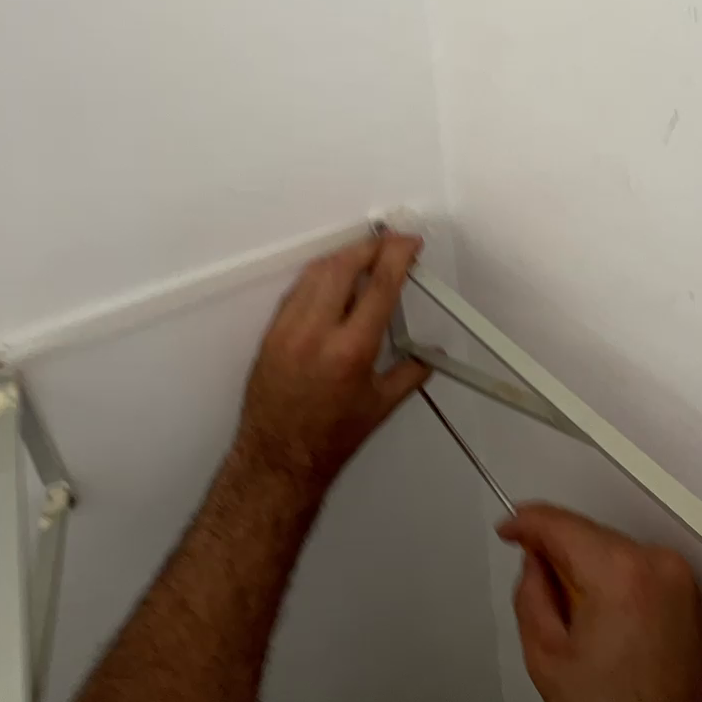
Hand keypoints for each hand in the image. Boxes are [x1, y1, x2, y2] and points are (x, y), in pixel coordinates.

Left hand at [233, 231, 430, 487]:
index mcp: (352, 350)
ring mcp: (289, 329)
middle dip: (371, 246)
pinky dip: (319, 274)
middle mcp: (318, 333)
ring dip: (344, 255)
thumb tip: (429, 355)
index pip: (380, 285)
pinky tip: (333, 276)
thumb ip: (410, 373)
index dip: (398, 255)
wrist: (279, 459)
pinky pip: (297, 288)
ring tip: (365, 253)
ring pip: (317, 271)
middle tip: (390, 243)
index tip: (409, 242)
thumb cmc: (329, 440)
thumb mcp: (380, 406)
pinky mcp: (272, 332)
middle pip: (345, 265)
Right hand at [498, 504, 701, 701]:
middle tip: (542, 594)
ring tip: (580, 623)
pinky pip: (632, 564)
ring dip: (584, 569)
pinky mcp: (685, 589)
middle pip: (585, 534)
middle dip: (557, 555)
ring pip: (607, 547)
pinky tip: (603, 622)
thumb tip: (535, 563)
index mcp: (621, 574)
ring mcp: (676, 575)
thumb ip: (530, 590)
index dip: (525, 523)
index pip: (560, 524)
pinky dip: (610, 580)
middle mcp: (657, 564)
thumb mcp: (546, 654)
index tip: (509, 528)